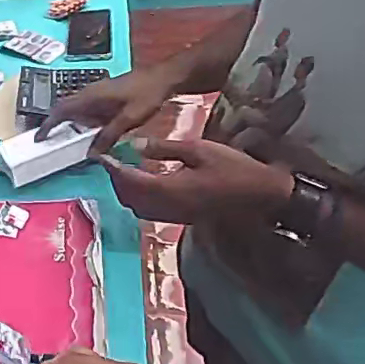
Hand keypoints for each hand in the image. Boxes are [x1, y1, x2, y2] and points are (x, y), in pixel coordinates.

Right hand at [36, 66, 179, 153]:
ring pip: (75, 109)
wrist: (164, 77)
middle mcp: (89, 93)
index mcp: (90, 96)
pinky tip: (87, 133)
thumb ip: (109, 136)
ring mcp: (97, 93)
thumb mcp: (129, 119)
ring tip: (63, 140)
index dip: (48, 124)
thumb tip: (92, 153)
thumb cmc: (146, 95)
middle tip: (47, 141)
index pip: (61, 110)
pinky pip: (86, 110)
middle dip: (53, 124)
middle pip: (64, 108)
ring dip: (67, 123)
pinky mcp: (105, 96)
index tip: (38, 138)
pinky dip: (80, 122)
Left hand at [99, 138, 293, 224]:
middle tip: (111, 161)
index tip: (102, 157)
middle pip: (128, 198)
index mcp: (169, 190)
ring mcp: (173, 216)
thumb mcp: (198, 149)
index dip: (113, 169)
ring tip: (123, 170)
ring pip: (137, 208)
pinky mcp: (181, 218)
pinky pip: (149, 211)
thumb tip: (134, 145)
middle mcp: (166, 208)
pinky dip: (138, 198)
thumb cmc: (234, 168)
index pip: (130, 181)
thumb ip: (163, 148)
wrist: (262, 195)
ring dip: (125, 191)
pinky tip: (143, 182)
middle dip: (116, 181)